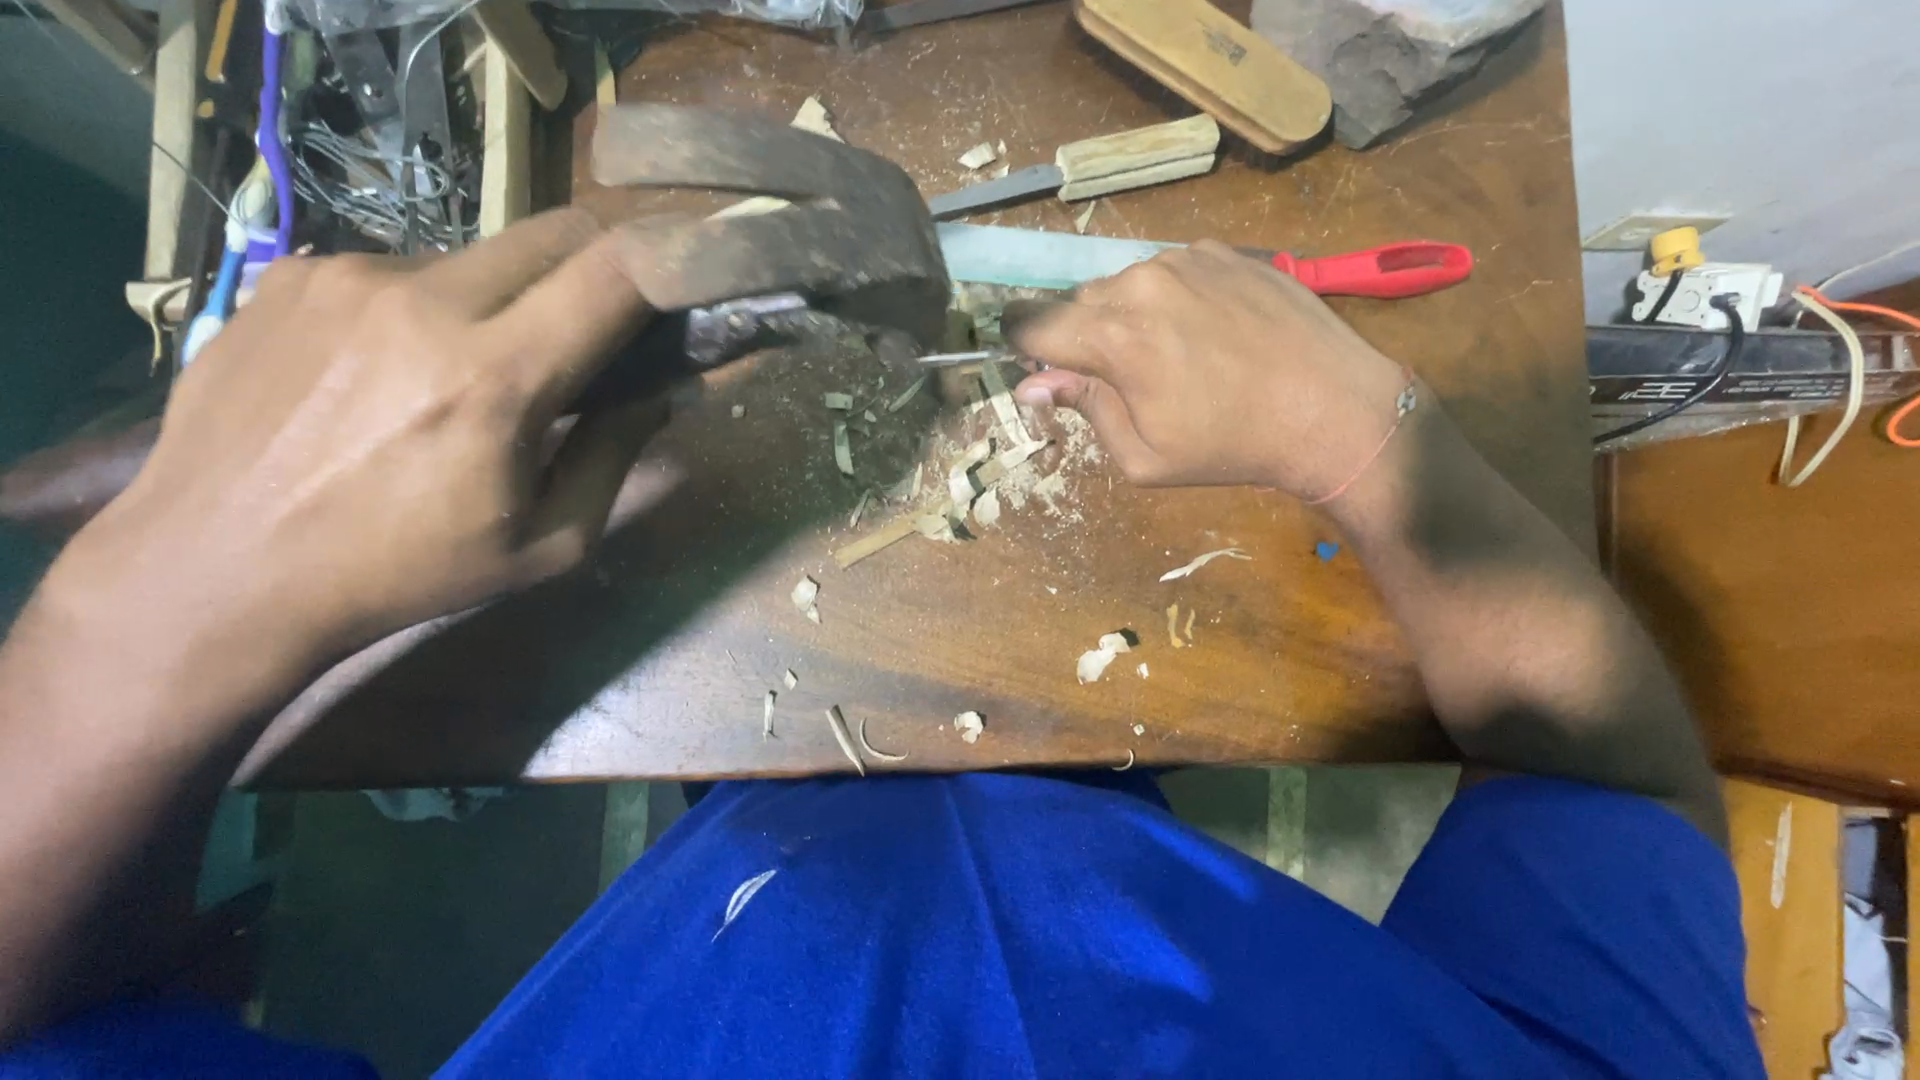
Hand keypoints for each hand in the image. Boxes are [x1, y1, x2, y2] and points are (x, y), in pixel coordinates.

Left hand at [55, 209, 664, 683]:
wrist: (215, 571)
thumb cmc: (406, 573)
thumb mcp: (549, 542)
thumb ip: (618, 453)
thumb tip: (665, 387)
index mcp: (492, 381)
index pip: (612, 274)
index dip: (668, 263)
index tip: (689, 282)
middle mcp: (419, 303)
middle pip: (555, 234)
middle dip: (601, 270)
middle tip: (601, 328)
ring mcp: (345, 276)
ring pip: (480, 255)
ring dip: (511, 299)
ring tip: (474, 372)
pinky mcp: (290, 272)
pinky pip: (405, 269)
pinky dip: (433, 308)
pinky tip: (397, 370)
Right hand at [1011, 241, 1410, 499]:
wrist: (1331, 408)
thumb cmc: (1230, 445)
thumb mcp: (1142, 455)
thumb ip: (1083, 408)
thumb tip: (1030, 385)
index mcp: (1115, 338)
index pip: (1032, 323)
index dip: (1023, 344)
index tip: (1037, 364)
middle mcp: (1141, 283)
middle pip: (1077, 303)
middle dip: (1083, 336)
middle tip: (1121, 376)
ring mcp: (1185, 259)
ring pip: (1124, 283)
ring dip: (1128, 314)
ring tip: (1173, 354)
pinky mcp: (1222, 251)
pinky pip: (1170, 270)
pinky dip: (1170, 296)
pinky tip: (1206, 331)